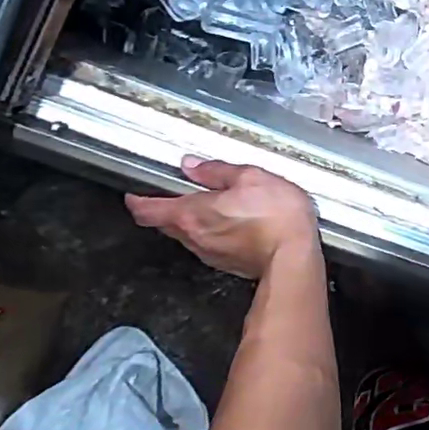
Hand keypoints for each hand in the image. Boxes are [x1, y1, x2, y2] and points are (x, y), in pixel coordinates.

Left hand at [125, 157, 320, 278]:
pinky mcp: (226, 263)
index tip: (134, 193)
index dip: (137, 200)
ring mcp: (209, 254)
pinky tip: (229, 221)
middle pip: (165, 224)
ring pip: (186, 235)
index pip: (147, 210)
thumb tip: (193, 166)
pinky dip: (210, 232)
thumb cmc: (276, 216)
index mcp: (192, 213)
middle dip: (164, 208)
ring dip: (189, 220)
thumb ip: (217, 171)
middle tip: (175, 192)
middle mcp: (194, 237)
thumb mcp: (250, 177)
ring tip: (209, 203)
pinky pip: (208, 244)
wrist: (295, 257)